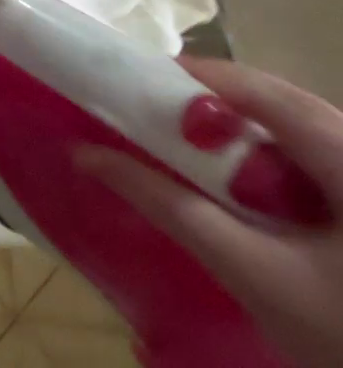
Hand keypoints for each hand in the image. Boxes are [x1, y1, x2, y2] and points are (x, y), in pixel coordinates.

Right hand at [80, 57, 342, 367]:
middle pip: (284, 103)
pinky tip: (240, 186)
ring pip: (301, 129)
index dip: (195, 77)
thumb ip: (167, 205)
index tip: (130, 84)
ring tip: (184, 147)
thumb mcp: (246, 268)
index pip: (265, 92)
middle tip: (148, 117)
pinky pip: (318, 157)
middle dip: (211, 102)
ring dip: (237, 129)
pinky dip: (267, 156)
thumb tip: (86, 154)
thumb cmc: (338, 325)